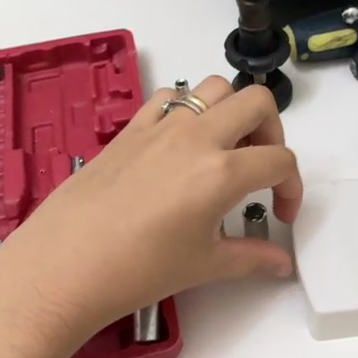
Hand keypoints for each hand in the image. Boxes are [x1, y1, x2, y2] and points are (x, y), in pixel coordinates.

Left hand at [0, 76, 302, 352]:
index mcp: (222, 171)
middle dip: (273, 132)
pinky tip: (180, 144)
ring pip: (213, 88)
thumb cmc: (138, 270)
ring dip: (232, 111)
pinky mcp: (129, 129)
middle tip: (261, 170)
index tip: (280, 216)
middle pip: (257, 102)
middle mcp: (196, 137)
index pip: (280, 160)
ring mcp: (160, 127)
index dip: (293, 188)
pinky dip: (187, 108)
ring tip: (225, 150)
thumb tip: (281, 263)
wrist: (64, 266)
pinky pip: (168, 98)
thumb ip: (252, 258)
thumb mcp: (204, 266)